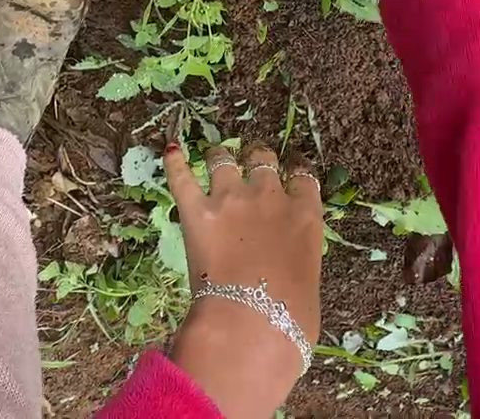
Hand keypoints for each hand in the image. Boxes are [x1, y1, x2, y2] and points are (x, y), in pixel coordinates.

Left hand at [162, 141, 321, 418]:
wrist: (249, 329)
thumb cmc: (289, 323)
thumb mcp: (309, 289)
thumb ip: (300, 264)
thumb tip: (290, 273)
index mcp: (304, 216)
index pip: (303, 177)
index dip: (295, 172)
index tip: (290, 172)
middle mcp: (269, 196)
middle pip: (263, 158)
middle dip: (257, 158)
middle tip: (251, 164)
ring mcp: (231, 199)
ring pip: (222, 159)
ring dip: (219, 157)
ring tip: (215, 156)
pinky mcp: (197, 210)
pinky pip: (182, 177)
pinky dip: (175, 162)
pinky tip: (171, 151)